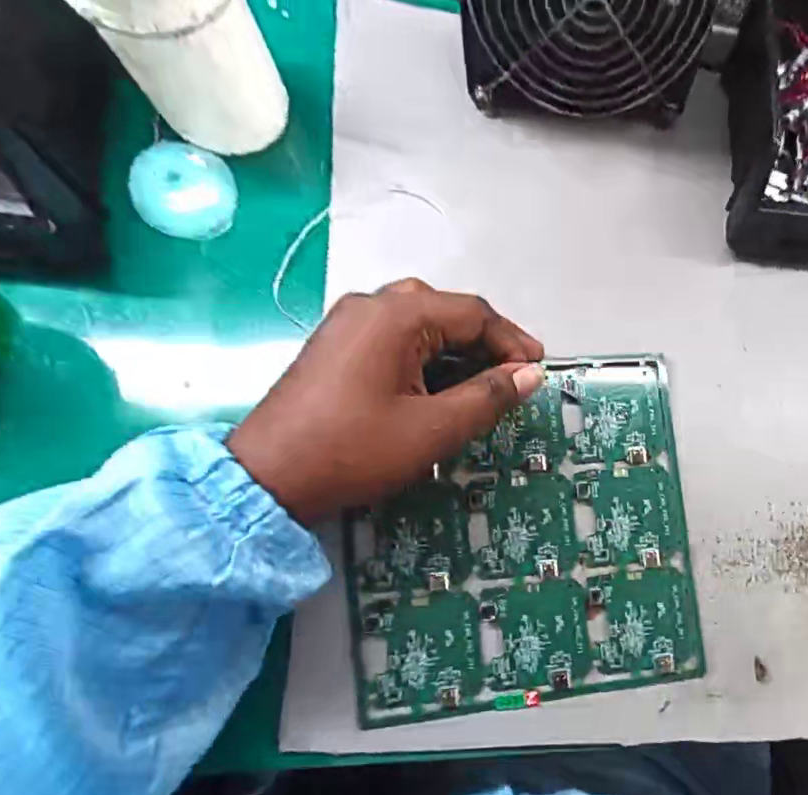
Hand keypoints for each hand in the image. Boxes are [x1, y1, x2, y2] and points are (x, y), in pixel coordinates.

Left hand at [227, 279, 545, 522]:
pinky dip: (422, 362)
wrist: (271, 476)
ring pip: (417, 328)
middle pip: (444, 314)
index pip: (473, 313)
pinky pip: (391, 342)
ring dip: (452, 356)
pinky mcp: (335, 348)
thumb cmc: (354, 452)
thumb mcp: (432, 430)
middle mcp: (370, 306)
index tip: (536, 370)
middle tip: (509, 383)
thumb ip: (487, 398)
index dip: (512, 341)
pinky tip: (433, 393)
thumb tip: (528, 376)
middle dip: (483, 347)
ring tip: (477, 392)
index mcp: (396, 315)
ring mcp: (347, 325)